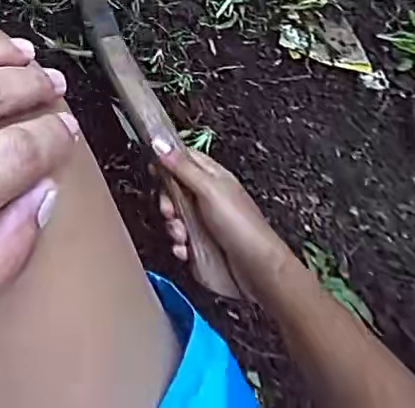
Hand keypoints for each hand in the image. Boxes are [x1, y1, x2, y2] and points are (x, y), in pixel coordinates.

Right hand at [154, 144, 294, 303]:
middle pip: (174, 188)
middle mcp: (207, 196)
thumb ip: (182, 167)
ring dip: (173, 226)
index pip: (183, 158)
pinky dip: (179, 246)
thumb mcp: (209, 190)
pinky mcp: (202, 244)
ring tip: (182, 236)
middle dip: (167, 200)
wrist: (260, 272)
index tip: (154, 170)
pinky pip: (181, 240)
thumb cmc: (241, 226)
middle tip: (170, 211)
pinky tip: (186, 251)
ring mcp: (204, 221)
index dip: (166, 161)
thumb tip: (159, 142)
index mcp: (212, 176)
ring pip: (175, 216)